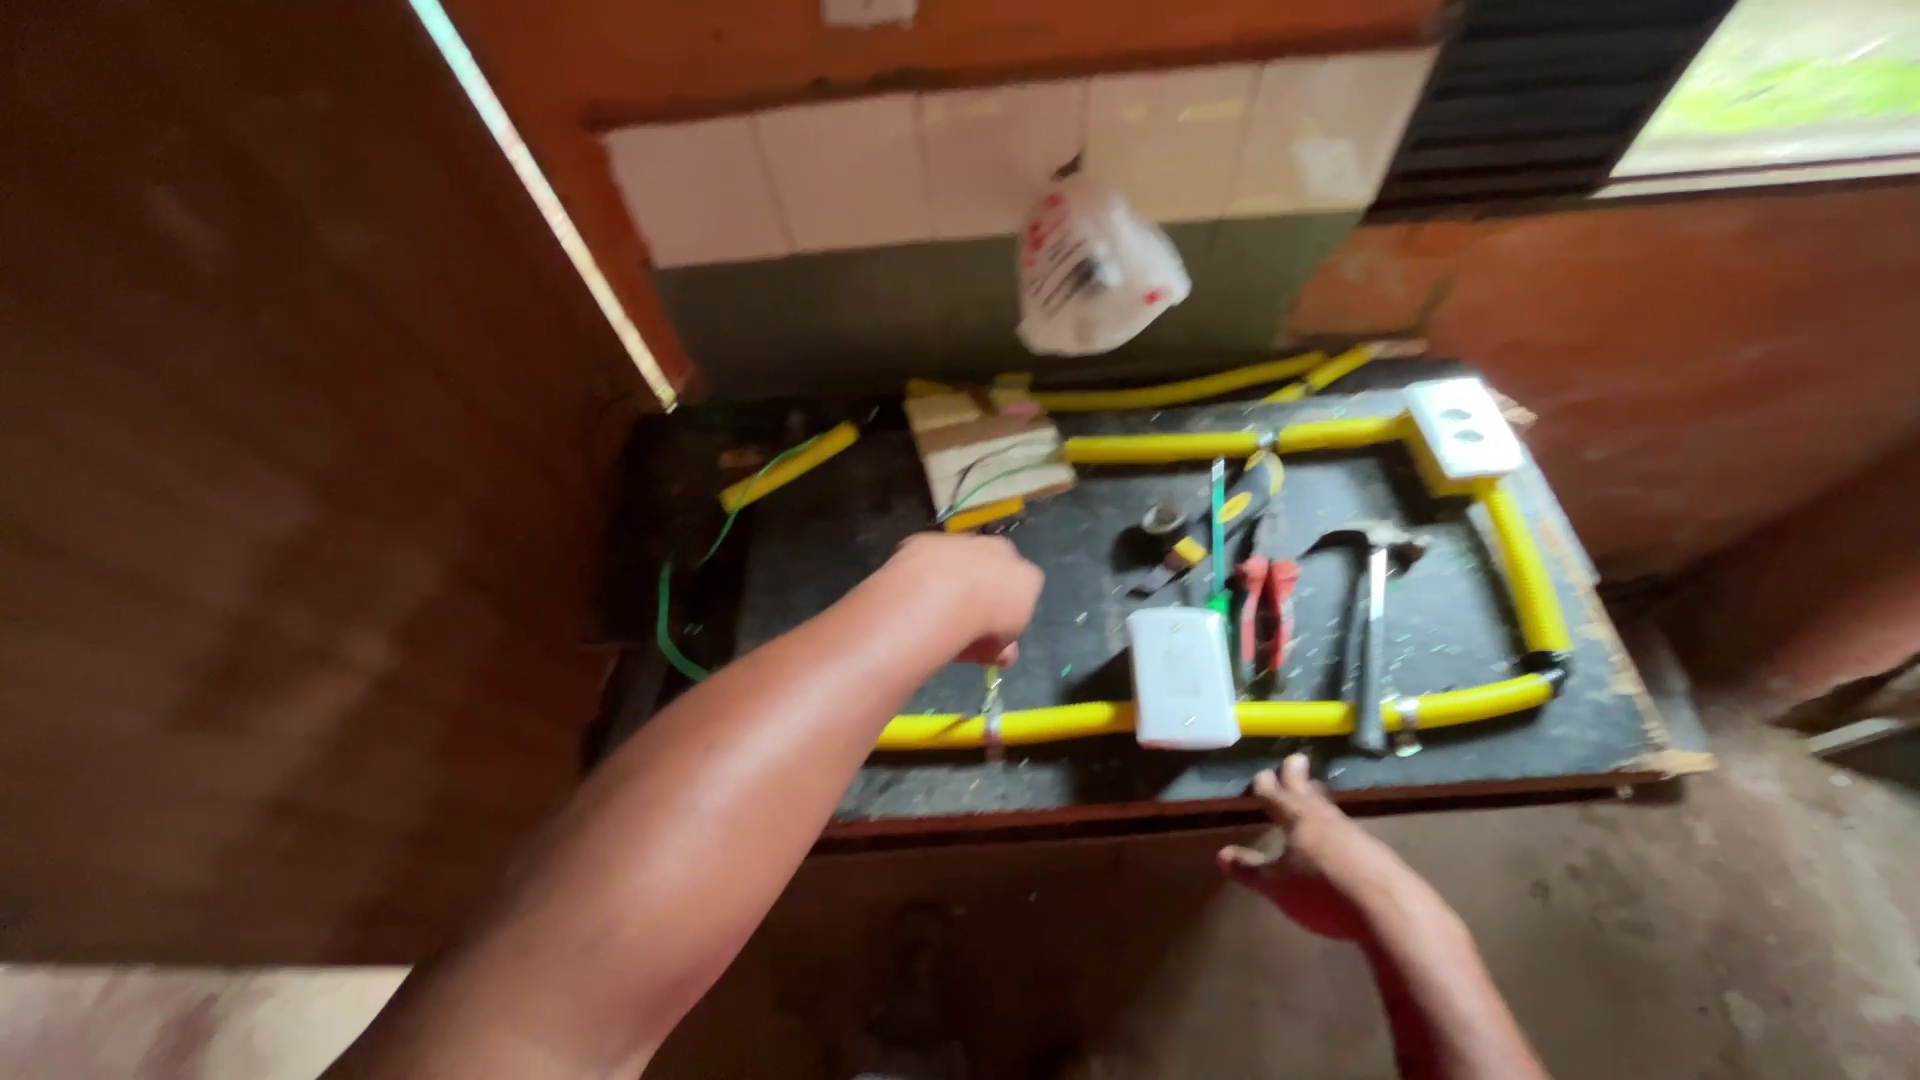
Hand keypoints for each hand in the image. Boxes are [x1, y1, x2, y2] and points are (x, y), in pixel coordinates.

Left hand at [881, 533, 1042, 666]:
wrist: (940, 596)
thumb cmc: (981, 626)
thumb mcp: (997, 650)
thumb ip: (1002, 649)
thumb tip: (1000, 655)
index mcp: (1026, 577)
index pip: (1023, 593)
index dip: (1007, 613)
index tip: (991, 632)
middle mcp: (1000, 550)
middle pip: (994, 569)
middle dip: (981, 588)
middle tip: (962, 620)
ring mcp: (963, 540)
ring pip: (959, 559)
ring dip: (950, 577)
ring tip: (932, 609)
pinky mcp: (928, 539)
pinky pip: (928, 557)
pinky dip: (922, 571)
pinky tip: (913, 592)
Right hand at [1216, 754, 1415, 940]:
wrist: (1391, 909)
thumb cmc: (1323, 892)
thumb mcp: (1278, 886)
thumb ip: (1250, 870)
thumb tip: (1220, 855)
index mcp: (1298, 820)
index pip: (1276, 796)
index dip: (1267, 786)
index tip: (1262, 773)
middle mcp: (1327, 820)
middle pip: (1308, 793)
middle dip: (1298, 777)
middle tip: (1296, 759)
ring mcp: (1356, 835)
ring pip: (1331, 810)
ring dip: (1320, 801)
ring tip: (1316, 795)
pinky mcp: (1378, 856)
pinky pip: (1351, 832)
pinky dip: (1340, 828)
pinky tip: (1343, 838)